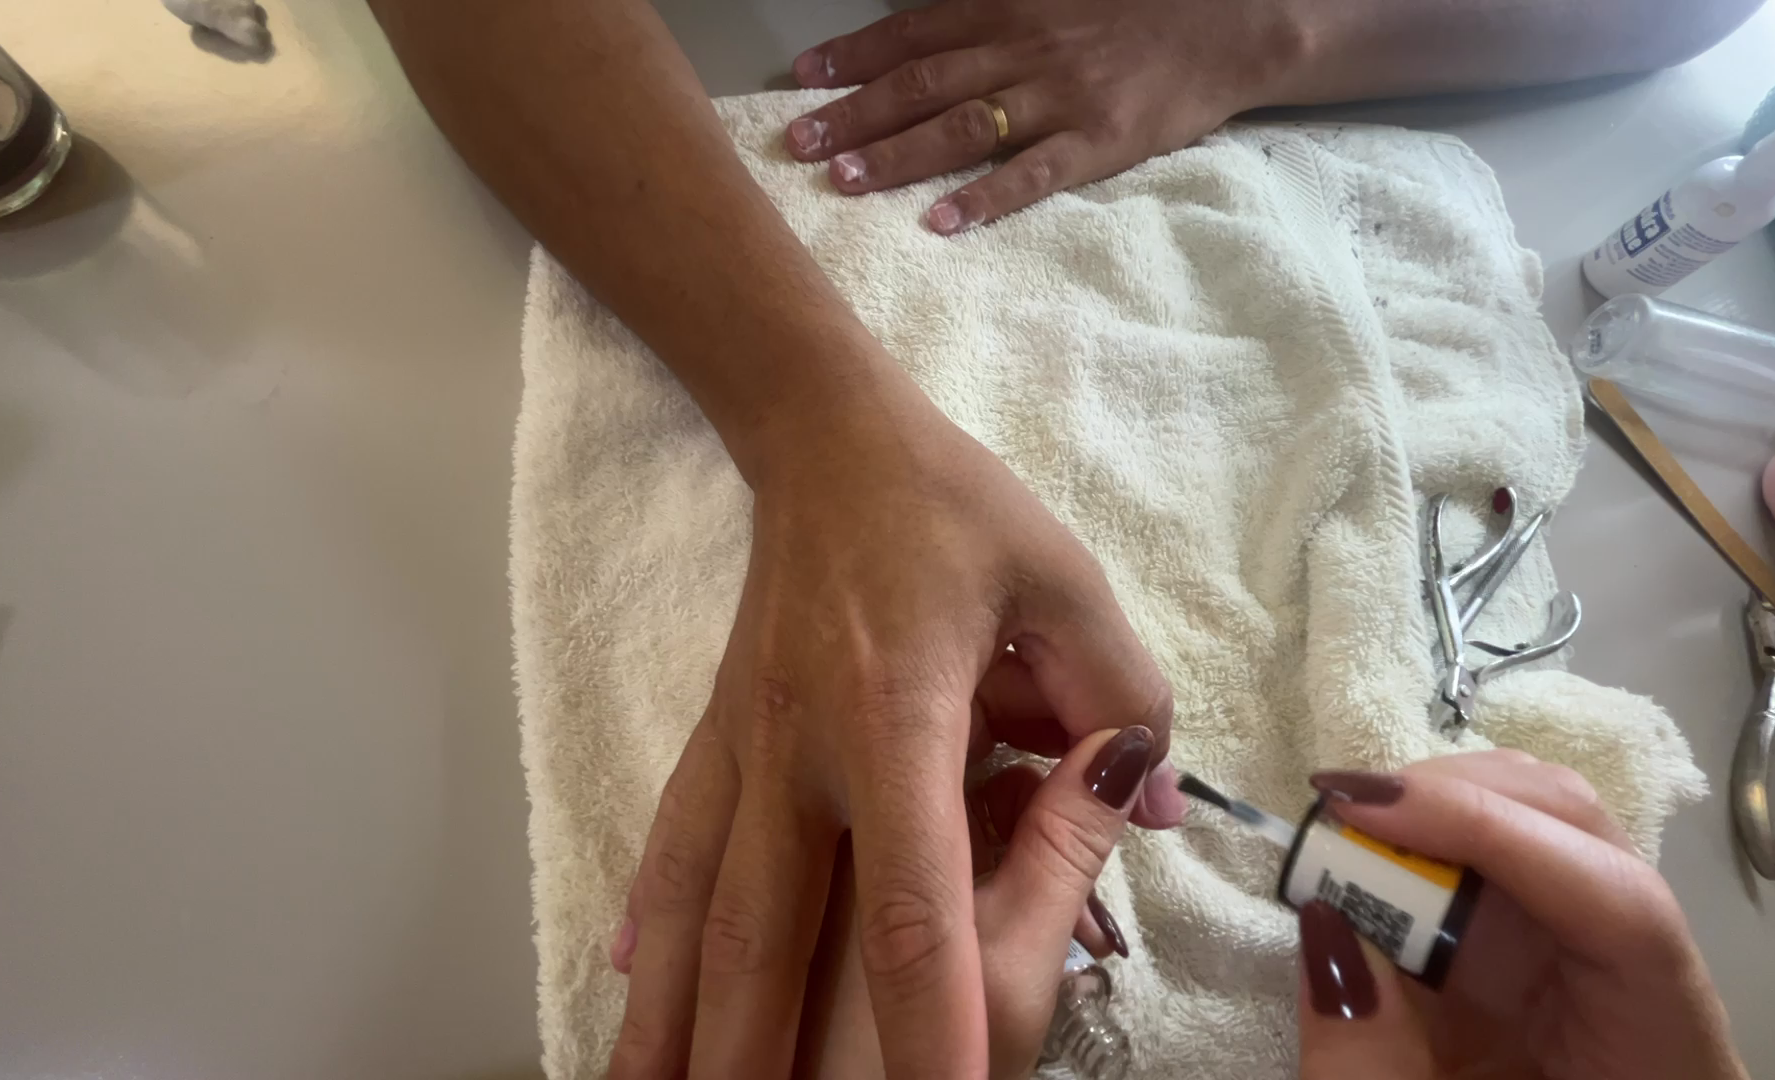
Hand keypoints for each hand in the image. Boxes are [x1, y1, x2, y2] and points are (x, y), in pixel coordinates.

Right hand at [608, 382, 1177, 1079]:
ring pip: (695, 897)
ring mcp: (744, 738)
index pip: (912, 898)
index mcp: (895, 714)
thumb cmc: (946, 502)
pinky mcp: (720, 723)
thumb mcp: (1061, 577)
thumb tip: (1150, 797)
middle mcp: (801, 747)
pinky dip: (649, 914)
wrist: (828, 443)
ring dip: (671, 1012)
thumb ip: (1120, 692)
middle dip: (754, 1060)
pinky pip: (674, 832)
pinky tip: (624, 972)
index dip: (928, 1023)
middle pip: (766, 929)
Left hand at [782, 0, 1312, 232]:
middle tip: (800, 147)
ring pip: (963, 127)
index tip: (802, 82)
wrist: (1230, 22)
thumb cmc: (1134, 8)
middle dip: (855, 115)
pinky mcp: (1097, 143)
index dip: (854, 56)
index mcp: (1010, 6)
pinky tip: (943, 223)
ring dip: (900, 156)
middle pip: (922, 83)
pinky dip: (986, 199)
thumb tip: (925, 31)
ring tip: (846, 183)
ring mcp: (1059, 98)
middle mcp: (1023, 47)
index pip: (913, 32)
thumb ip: (992, 9)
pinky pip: (1032, 175)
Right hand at [1298, 751, 1747, 1079]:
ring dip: (1431, 793)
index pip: (1621, 906)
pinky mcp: (1530, 921)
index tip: (1358, 810)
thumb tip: (1321, 918)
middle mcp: (1640, 975)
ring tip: (1348, 824)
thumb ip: (1369, 1059)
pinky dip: (1422, 812)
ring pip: (1537, 807)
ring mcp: (1583, 936)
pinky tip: (1373, 839)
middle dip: (1448, 795)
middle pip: (1579, 828)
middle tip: (1341, 811)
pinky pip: (1494, 828)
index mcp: (1659, 1056)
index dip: (1485, 829)